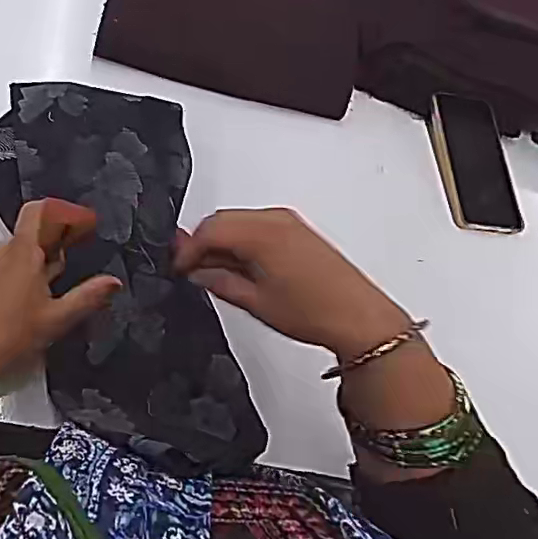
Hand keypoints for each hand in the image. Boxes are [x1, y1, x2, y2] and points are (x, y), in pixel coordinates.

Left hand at [0, 198, 122, 388]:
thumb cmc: (8, 337)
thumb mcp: (58, 318)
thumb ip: (88, 296)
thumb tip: (112, 283)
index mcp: (23, 253)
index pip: (39, 211)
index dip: (64, 212)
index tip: (83, 223)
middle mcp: (3, 254)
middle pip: (33, 229)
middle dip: (58, 235)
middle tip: (79, 248)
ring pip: (20, 248)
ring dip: (43, 253)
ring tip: (62, 275)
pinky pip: (8, 264)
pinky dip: (27, 268)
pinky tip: (39, 294)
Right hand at [173, 208, 410, 360]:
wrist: (358, 318)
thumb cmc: (317, 311)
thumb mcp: (255, 302)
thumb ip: (219, 281)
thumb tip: (199, 273)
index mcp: (262, 233)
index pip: (208, 230)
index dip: (187, 250)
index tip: (179, 267)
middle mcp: (275, 220)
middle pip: (222, 220)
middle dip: (201, 242)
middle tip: (189, 268)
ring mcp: (289, 222)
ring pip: (239, 221)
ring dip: (221, 241)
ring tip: (213, 271)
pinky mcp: (298, 230)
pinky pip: (258, 225)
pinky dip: (241, 240)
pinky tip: (239, 265)